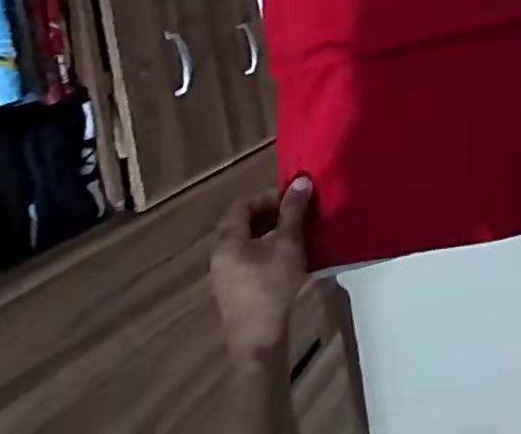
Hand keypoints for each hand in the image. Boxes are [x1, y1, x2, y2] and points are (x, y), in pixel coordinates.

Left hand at [211, 174, 313, 362]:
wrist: (259, 339)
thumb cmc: (272, 286)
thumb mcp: (288, 244)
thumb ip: (293, 211)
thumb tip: (301, 180)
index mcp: (228, 242)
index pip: (241, 205)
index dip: (267, 197)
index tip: (292, 199)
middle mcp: (220, 255)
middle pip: (242, 222)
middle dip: (271, 213)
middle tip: (297, 213)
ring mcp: (225, 274)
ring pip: (246, 241)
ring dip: (270, 231)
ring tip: (297, 232)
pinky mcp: (234, 289)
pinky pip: (248, 257)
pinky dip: (266, 248)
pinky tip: (287, 256)